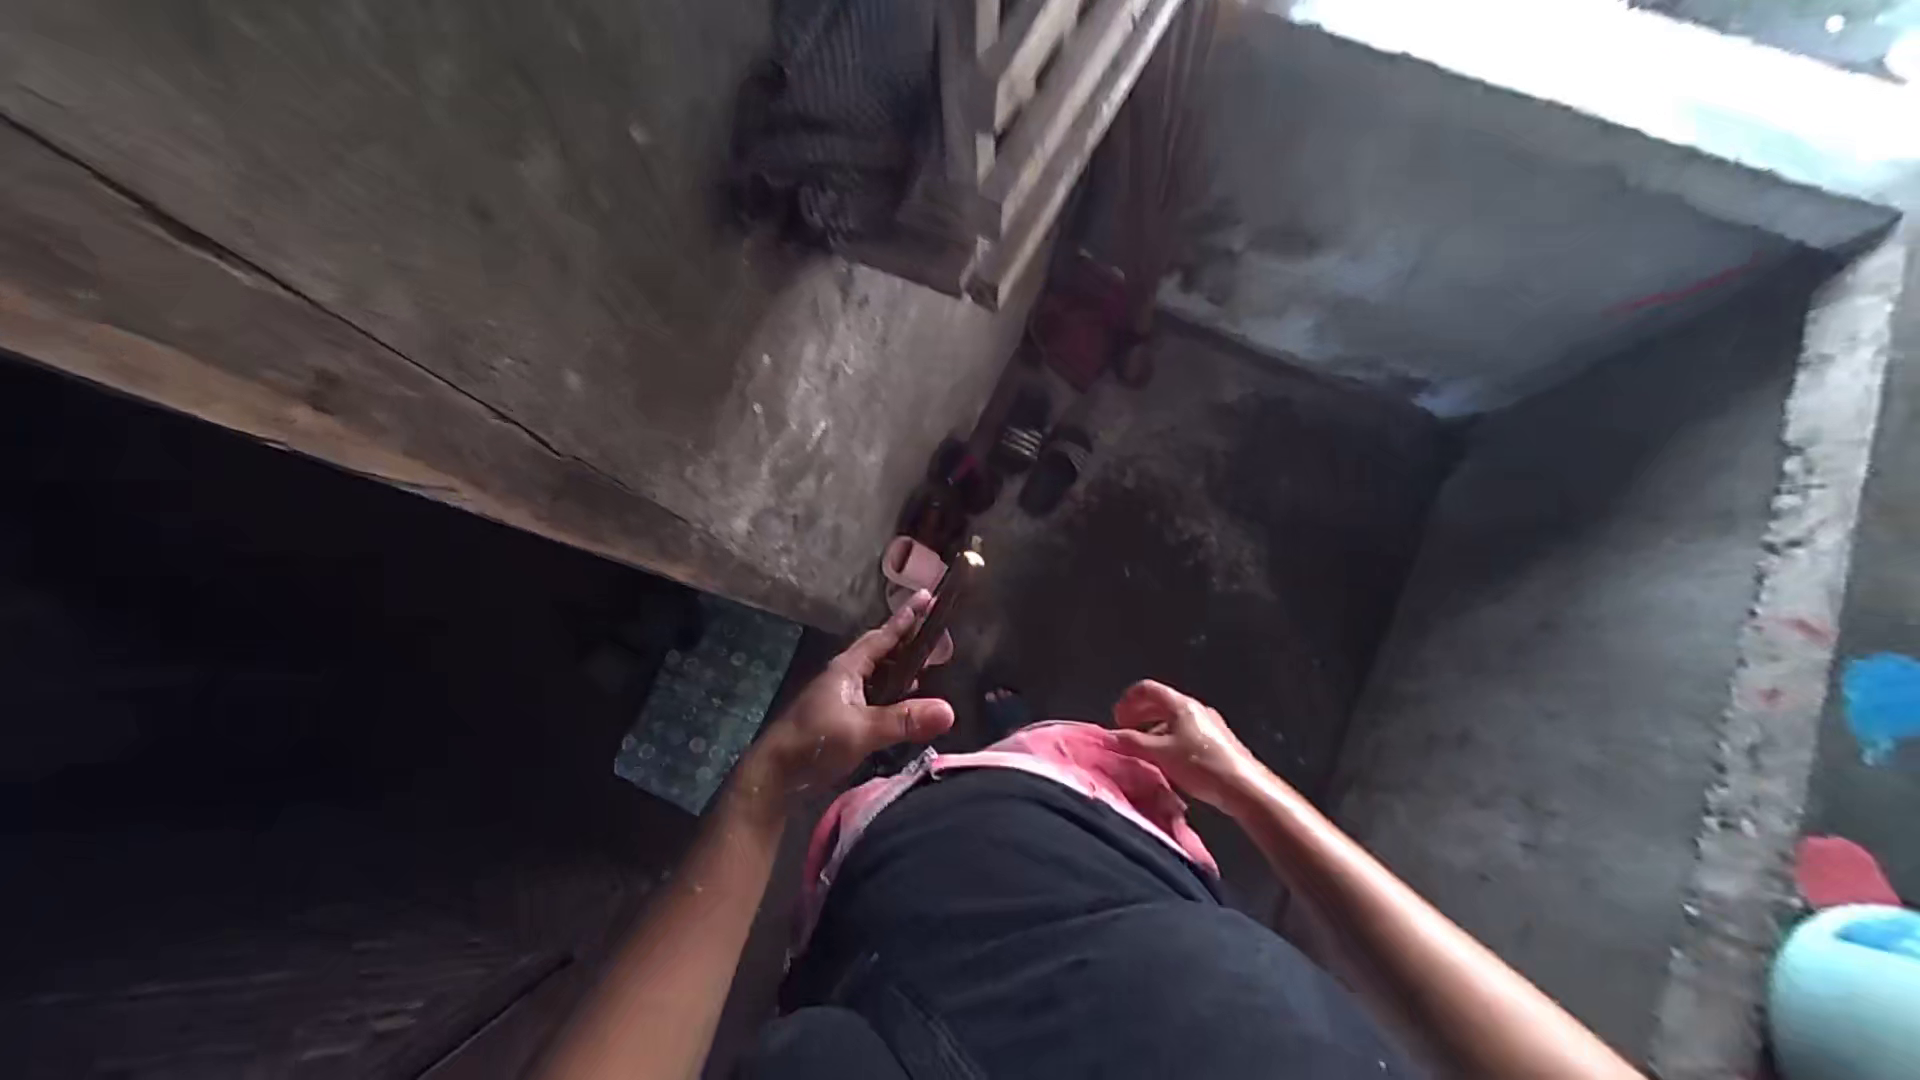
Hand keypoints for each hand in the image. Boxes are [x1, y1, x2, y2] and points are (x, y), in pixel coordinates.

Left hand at [742, 590, 955, 796]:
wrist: (775, 776)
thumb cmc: (814, 743)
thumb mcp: (862, 730)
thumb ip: (904, 720)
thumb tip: (949, 710)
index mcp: (848, 668)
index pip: (884, 635)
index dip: (907, 617)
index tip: (928, 596)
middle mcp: (845, 675)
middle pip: (882, 650)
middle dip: (908, 641)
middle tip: (935, 637)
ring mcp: (842, 696)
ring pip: (878, 672)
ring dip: (902, 667)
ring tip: (927, 666)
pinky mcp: (843, 717)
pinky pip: (875, 694)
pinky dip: (894, 692)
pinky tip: (906, 702)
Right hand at [1109, 679, 1265, 809]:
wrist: (1245, 789)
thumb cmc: (1202, 766)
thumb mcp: (1159, 753)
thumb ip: (1131, 743)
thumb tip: (1111, 737)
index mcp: (1181, 705)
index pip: (1148, 689)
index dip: (1128, 700)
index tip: (1117, 718)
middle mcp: (1196, 710)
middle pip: (1160, 703)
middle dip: (1139, 715)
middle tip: (1125, 731)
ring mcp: (1210, 726)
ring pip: (1173, 720)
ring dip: (1153, 730)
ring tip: (1144, 750)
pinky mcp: (1218, 744)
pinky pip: (1186, 734)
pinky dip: (1170, 741)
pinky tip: (1168, 763)